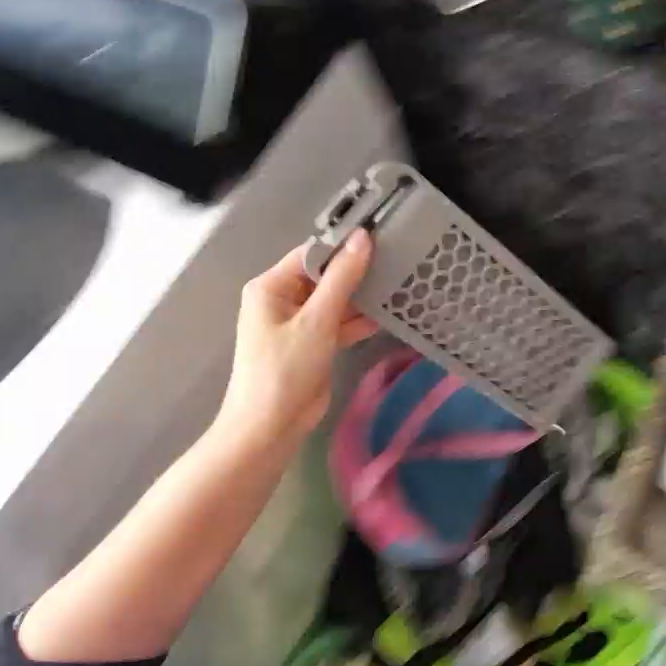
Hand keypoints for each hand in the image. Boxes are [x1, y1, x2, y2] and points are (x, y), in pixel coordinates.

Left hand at [214, 233, 376, 445]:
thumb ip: (342, 279)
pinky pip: (337, 323)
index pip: (311, 254)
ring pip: (334, 300)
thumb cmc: (285, 369)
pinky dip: (356, 322)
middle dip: (356, 274)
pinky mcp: (311, 343)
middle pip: (324, 276)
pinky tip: (385, 317)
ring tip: (396, 287)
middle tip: (395, 264)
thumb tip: (363, 237)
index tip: (381, 241)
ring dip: (360, 299)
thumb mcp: (317, 321)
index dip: (344, 248)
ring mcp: (297, 323)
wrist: (269, 428)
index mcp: (270, 287)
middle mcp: (281, 300)